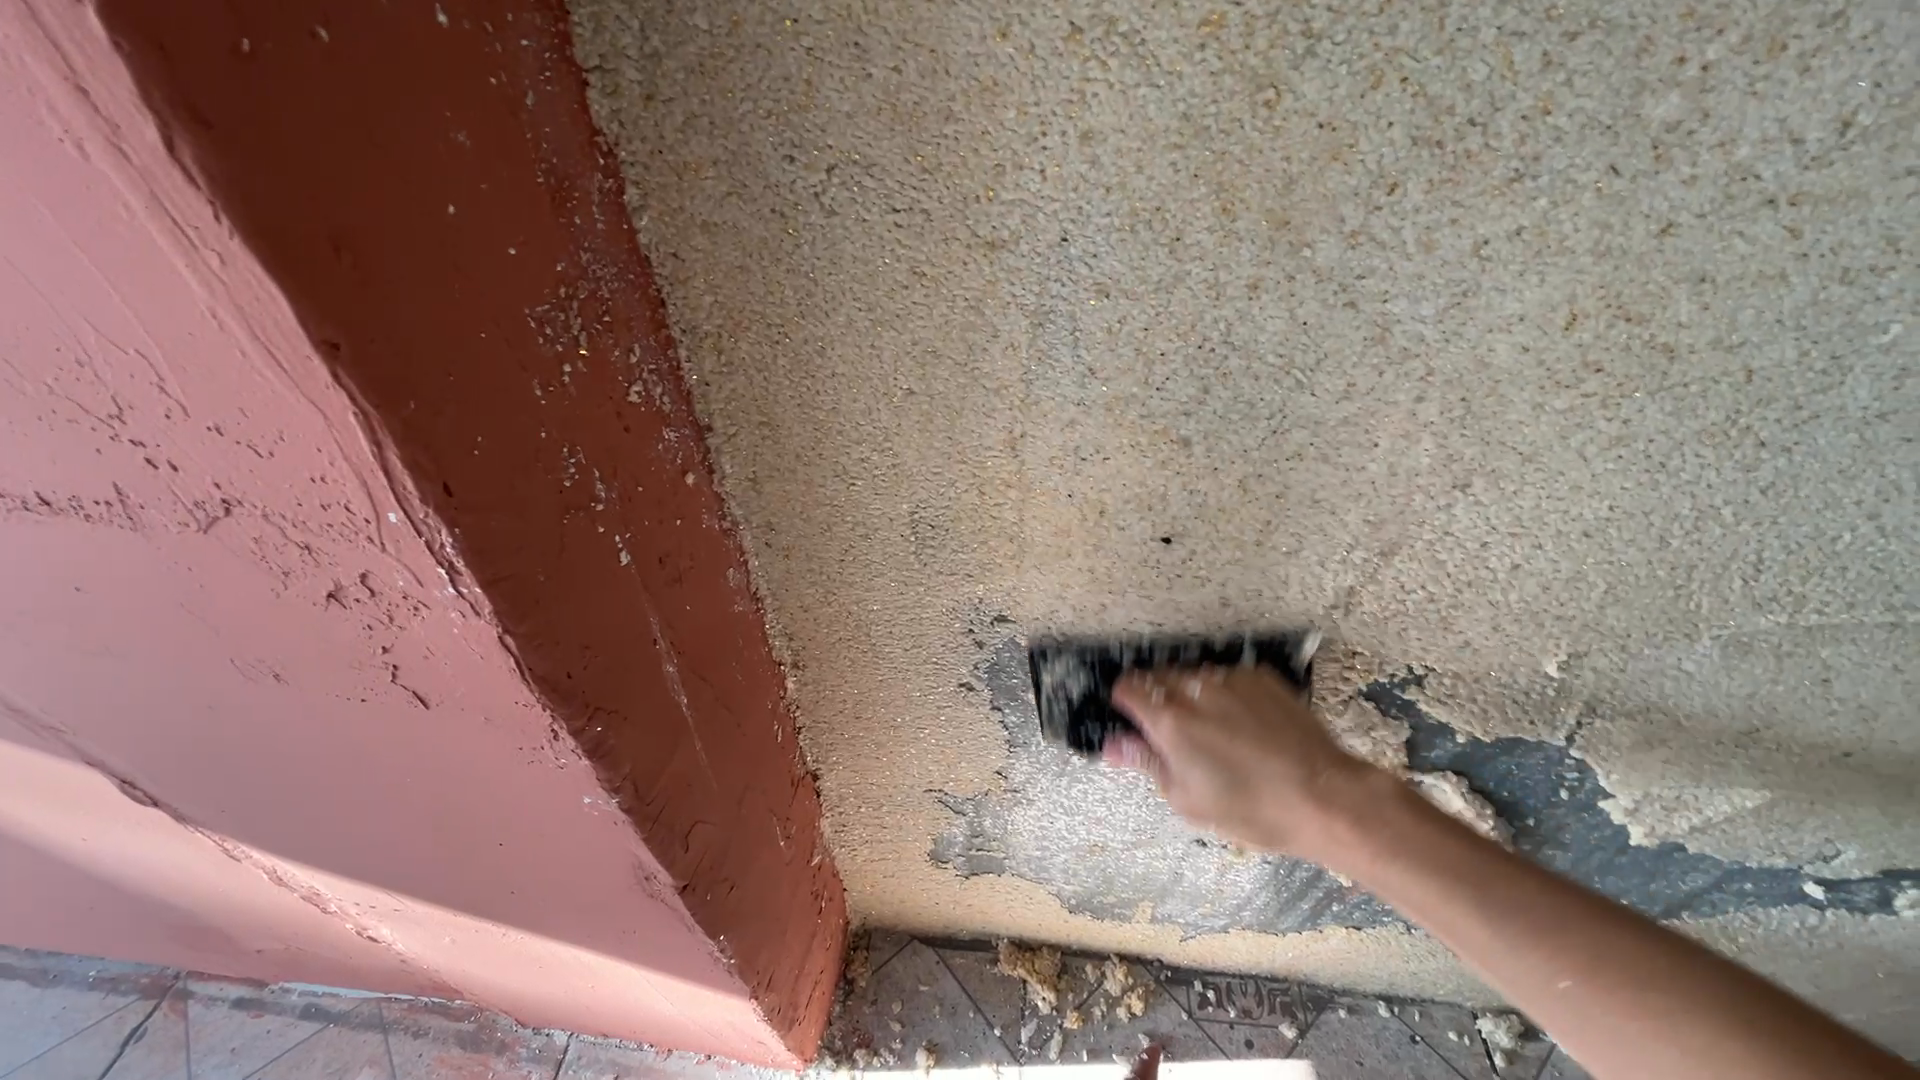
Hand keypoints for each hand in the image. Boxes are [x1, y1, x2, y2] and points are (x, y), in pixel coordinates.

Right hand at [1103, 665, 1373, 857]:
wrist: (1324, 796)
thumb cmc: (1256, 808)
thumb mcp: (1188, 799)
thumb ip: (1147, 763)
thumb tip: (1116, 746)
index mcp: (1171, 721)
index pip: (1127, 687)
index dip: (1125, 702)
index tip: (1132, 718)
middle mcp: (1196, 690)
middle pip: (1157, 677)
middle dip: (1157, 699)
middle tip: (1174, 734)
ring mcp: (1231, 680)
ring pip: (1193, 676)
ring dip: (1191, 696)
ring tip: (1214, 733)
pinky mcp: (1260, 678)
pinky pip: (1227, 677)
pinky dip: (1225, 694)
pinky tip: (1242, 725)